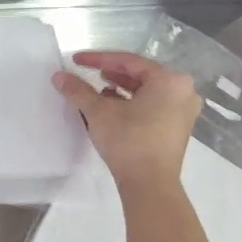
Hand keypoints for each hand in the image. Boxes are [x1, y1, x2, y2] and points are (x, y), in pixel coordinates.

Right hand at [52, 51, 200, 190]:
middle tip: (87, 73)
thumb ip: (78, 91)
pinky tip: (112, 109)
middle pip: (141, 75)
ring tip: (97, 91)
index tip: (75, 60)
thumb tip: (58, 76)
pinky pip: (152, 105)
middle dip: (111, 74)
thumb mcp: (99, 112)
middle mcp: (183, 91)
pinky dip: (131, 103)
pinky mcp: (176, 127)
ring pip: (146, 91)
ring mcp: (182, 110)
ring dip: (120, 89)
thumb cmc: (128, 140)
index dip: (99, 59)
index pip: (129, 62)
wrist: (150, 182)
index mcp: (169, 81)